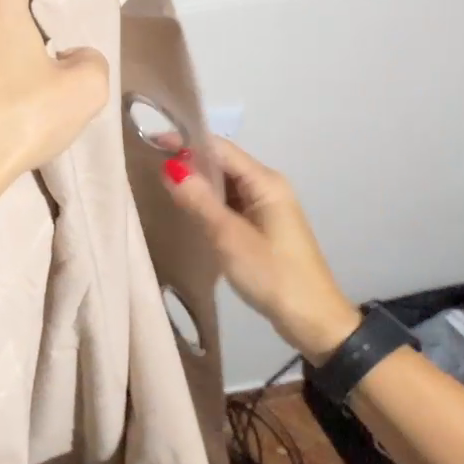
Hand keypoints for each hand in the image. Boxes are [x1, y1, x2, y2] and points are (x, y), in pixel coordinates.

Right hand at [165, 138, 361, 361]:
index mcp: (266, 182)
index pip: (219, 148)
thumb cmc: (273, 275)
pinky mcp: (262, 225)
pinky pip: (229, 202)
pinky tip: (186, 208)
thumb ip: (199, 201)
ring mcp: (266, 206)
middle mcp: (267, 187)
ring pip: (224, 183)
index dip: (185, 142)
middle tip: (149, 162)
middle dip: (187, 160)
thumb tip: (169, 167)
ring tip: (159, 182)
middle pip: (222, 162)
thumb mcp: (230, 238)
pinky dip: (207, 201)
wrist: (314, 322)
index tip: (150, 142)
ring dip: (196, 182)